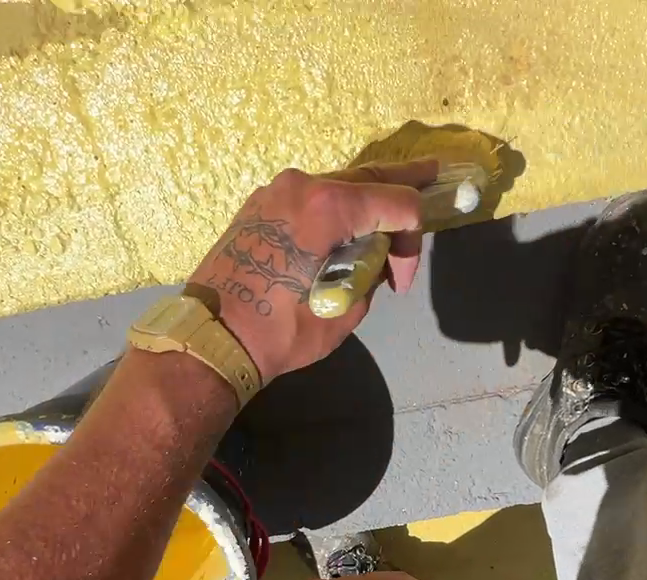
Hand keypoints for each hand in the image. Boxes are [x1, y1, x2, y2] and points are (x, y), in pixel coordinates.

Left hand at [188, 162, 437, 382]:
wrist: (212, 337)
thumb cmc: (280, 332)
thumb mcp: (343, 312)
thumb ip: (368, 276)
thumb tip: (369, 262)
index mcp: (328, 207)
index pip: (397, 203)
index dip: (411, 242)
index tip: (401, 282)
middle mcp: (303, 185)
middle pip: (369, 178)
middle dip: (403, 187)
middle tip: (434, 174)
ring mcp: (276, 190)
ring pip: (338, 186)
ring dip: (365, 204)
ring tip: (388, 218)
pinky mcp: (260, 204)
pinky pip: (311, 198)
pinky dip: (335, 210)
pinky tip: (345, 230)